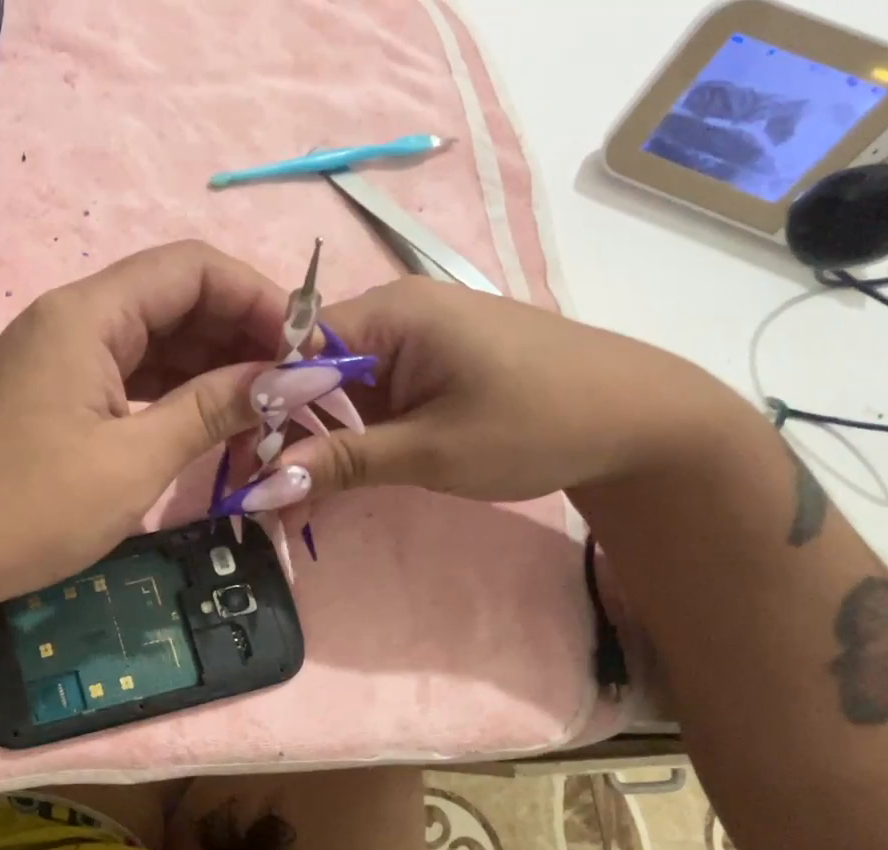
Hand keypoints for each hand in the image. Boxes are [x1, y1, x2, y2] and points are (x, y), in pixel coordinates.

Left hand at [0, 241, 291, 614]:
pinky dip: (170, 390)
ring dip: (209, 366)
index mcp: (84, 314)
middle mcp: (69, 318)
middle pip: (172, 298)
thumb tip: (292, 375)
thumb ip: (214, 408)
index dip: (257, 297)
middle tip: (293, 387)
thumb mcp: (133, 462)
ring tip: (265, 408)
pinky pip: (125, 372)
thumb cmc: (33, 510)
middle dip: (238, 334)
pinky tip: (211, 418)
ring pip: (151, 338)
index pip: (190, 268)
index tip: (306, 348)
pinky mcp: (51, 391)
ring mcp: (56, 355)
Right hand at [277, 277, 754, 502]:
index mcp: (392, 311)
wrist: (646, 423)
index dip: (261, 408)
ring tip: (292, 498)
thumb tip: (262, 484)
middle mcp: (395, 312)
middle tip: (263, 496)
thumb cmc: (540, 424)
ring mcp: (414, 338)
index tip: (242, 467)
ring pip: (334, 390)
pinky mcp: (429, 365)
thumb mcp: (433, 451)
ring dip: (314, 442)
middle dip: (283, 434)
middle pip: (309, 371)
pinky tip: (332, 476)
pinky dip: (347, 437)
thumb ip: (342, 462)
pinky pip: (367, 397)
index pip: (292, 350)